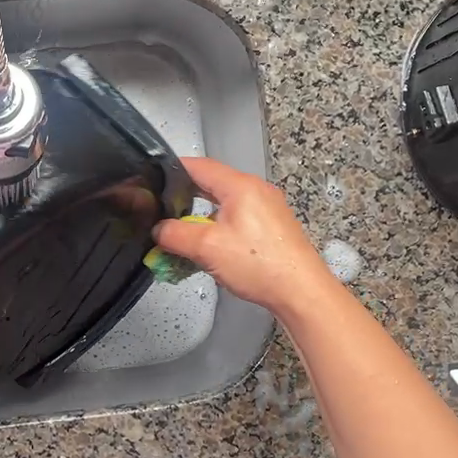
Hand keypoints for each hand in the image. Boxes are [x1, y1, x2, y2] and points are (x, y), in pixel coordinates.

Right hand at [153, 157, 329, 316]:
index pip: (200, 166)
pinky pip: (238, 220)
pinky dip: (220, 230)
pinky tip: (212, 251)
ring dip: (203, 219)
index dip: (175, 169)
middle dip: (186, 199)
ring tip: (186, 238)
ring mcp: (267, 209)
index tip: (157, 176)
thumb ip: (175, 235)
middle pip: (212, 185)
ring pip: (225, 205)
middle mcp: (257, 192)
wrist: (300, 291)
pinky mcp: (271, 228)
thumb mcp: (206, 248)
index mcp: (241, 187)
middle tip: (166, 211)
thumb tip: (159, 230)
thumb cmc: (263, 265)